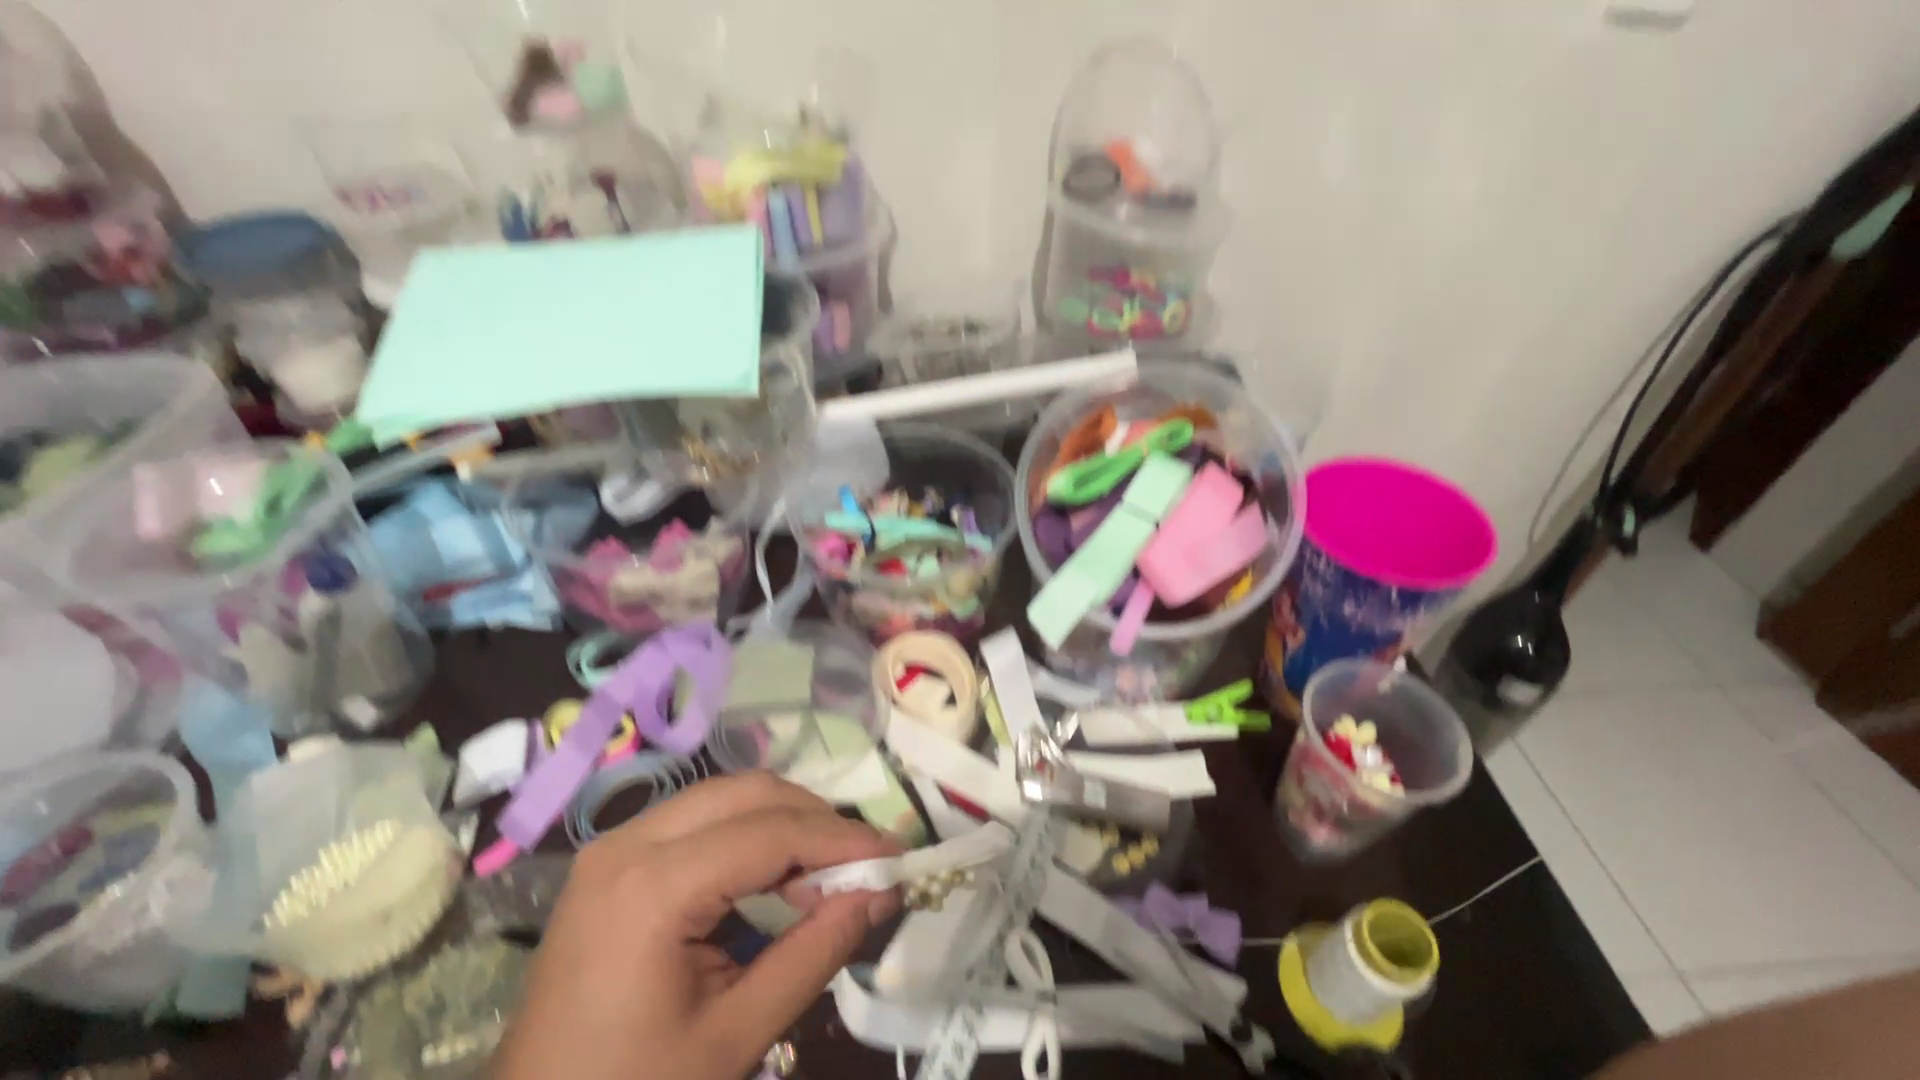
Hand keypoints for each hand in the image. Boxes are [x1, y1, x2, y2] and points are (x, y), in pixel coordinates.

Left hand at [492, 772, 901, 1079]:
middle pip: (748, 792)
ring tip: (827, 876)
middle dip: (816, 819)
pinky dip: (748, 835)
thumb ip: (814, 954)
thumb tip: (881, 894)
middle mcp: (627, 843)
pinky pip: (696, 821)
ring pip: (723, 797)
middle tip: (865, 866)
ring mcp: (613, 846)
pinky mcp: (611, 860)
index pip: (772, 832)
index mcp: (652, 887)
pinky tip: (774, 879)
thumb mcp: (736, 1032)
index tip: (899, 856)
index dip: (843, 838)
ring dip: (784, 823)